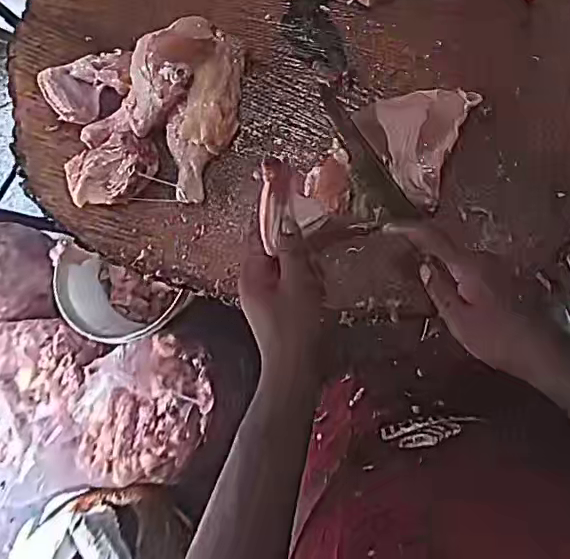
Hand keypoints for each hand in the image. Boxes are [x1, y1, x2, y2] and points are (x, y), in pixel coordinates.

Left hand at [239, 220, 324, 381]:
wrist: (295, 373)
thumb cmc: (295, 329)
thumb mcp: (298, 281)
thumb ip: (292, 248)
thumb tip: (286, 220)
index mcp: (251, 272)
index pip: (258, 230)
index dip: (274, 213)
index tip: (288, 196)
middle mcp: (254, 280)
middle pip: (277, 246)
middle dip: (299, 251)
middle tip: (312, 266)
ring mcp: (266, 293)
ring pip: (289, 263)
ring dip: (307, 268)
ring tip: (316, 286)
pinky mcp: (279, 304)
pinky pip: (294, 280)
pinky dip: (308, 281)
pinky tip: (317, 294)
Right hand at [386, 222, 567, 380]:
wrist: (542, 350)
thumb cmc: (498, 339)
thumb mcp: (459, 321)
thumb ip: (439, 290)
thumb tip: (423, 265)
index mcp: (469, 265)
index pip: (434, 238)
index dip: (411, 230)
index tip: (391, 227)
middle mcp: (485, 257)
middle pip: (449, 248)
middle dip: (429, 253)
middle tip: (410, 265)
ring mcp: (499, 265)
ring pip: (464, 261)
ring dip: (449, 269)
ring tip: (439, 290)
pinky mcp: (508, 276)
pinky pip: (477, 269)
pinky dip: (464, 277)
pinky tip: (466, 300)